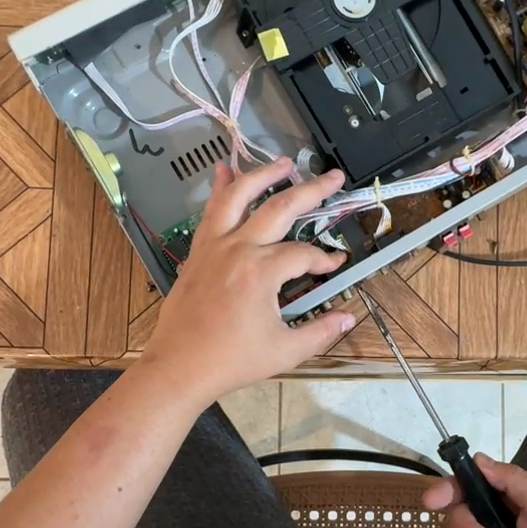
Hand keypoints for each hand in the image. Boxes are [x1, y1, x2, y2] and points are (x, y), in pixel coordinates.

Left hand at [137, 157, 356, 405]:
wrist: (179, 365)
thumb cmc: (231, 361)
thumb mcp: (284, 351)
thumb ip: (319, 331)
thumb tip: (347, 317)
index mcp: (262, 272)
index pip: (305, 255)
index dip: (325, 259)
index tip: (335, 266)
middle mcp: (238, 248)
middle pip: (280, 208)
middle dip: (311, 191)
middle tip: (332, 177)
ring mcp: (214, 246)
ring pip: (239, 197)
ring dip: (263, 174)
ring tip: (284, 161)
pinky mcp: (198, 251)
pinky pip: (210, 211)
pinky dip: (219, 189)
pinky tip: (224, 170)